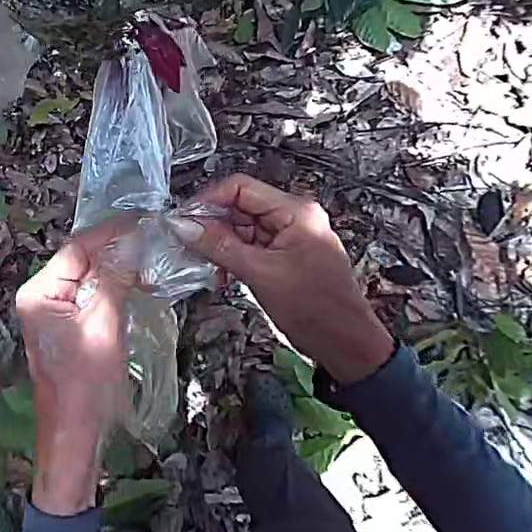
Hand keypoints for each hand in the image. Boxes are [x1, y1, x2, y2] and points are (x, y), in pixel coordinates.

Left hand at [15, 224, 131, 514]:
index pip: (76, 249)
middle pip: (81, 261)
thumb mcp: (104, 326)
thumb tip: (131, 243)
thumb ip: (113, 280)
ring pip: (88, 278)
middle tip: (151, 236)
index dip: (110, 233)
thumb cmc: (86, 386)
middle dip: (115, 249)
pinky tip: (136, 282)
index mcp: (39, 294)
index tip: (143, 221)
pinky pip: (90, 296)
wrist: (76, 437)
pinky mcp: (66, 328)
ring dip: (117, 268)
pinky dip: (113, 287)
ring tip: (149, 256)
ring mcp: (52, 314)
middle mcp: (40, 298)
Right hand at [174, 175, 393, 384]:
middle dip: (214, 225)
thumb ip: (219, 247)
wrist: (345, 343)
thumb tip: (186, 227)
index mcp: (296, 212)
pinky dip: (235, 257)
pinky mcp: (286, 256)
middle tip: (190, 244)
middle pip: (241, 207)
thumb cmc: (317, 309)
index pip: (241, 188)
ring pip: (244, 228)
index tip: (186, 219)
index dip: (209, 200)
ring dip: (222, 245)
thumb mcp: (260, 274)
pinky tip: (222, 274)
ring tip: (207, 265)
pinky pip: (253, 246)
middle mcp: (295, 218)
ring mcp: (291, 237)